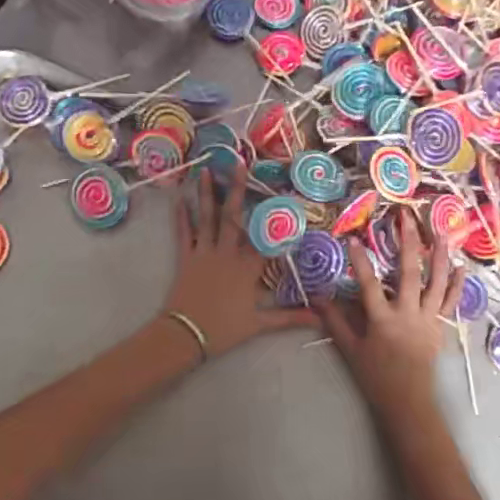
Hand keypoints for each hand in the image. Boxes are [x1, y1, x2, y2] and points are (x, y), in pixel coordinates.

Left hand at [162, 165, 318, 357]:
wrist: (185, 334)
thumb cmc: (224, 329)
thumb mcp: (259, 324)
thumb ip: (289, 317)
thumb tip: (319, 318)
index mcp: (247, 268)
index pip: (267, 238)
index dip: (278, 218)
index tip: (288, 195)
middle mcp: (227, 254)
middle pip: (235, 217)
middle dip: (238, 190)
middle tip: (239, 164)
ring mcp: (204, 253)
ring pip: (207, 218)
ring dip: (207, 194)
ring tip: (206, 171)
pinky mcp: (186, 258)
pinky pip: (184, 233)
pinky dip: (181, 217)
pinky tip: (179, 199)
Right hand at [318, 207, 465, 419]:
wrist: (408, 400)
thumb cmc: (376, 376)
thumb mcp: (350, 349)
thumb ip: (335, 321)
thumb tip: (318, 298)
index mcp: (382, 321)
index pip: (368, 285)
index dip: (360, 261)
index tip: (353, 239)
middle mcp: (408, 315)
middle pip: (409, 273)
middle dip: (409, 243)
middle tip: (406, 218)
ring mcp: (428, 319)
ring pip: (437, 282)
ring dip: (439, 255)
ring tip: (440, 232)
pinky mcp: (440, 326)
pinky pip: (451, 302)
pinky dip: (457, 284)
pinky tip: (461, 266)